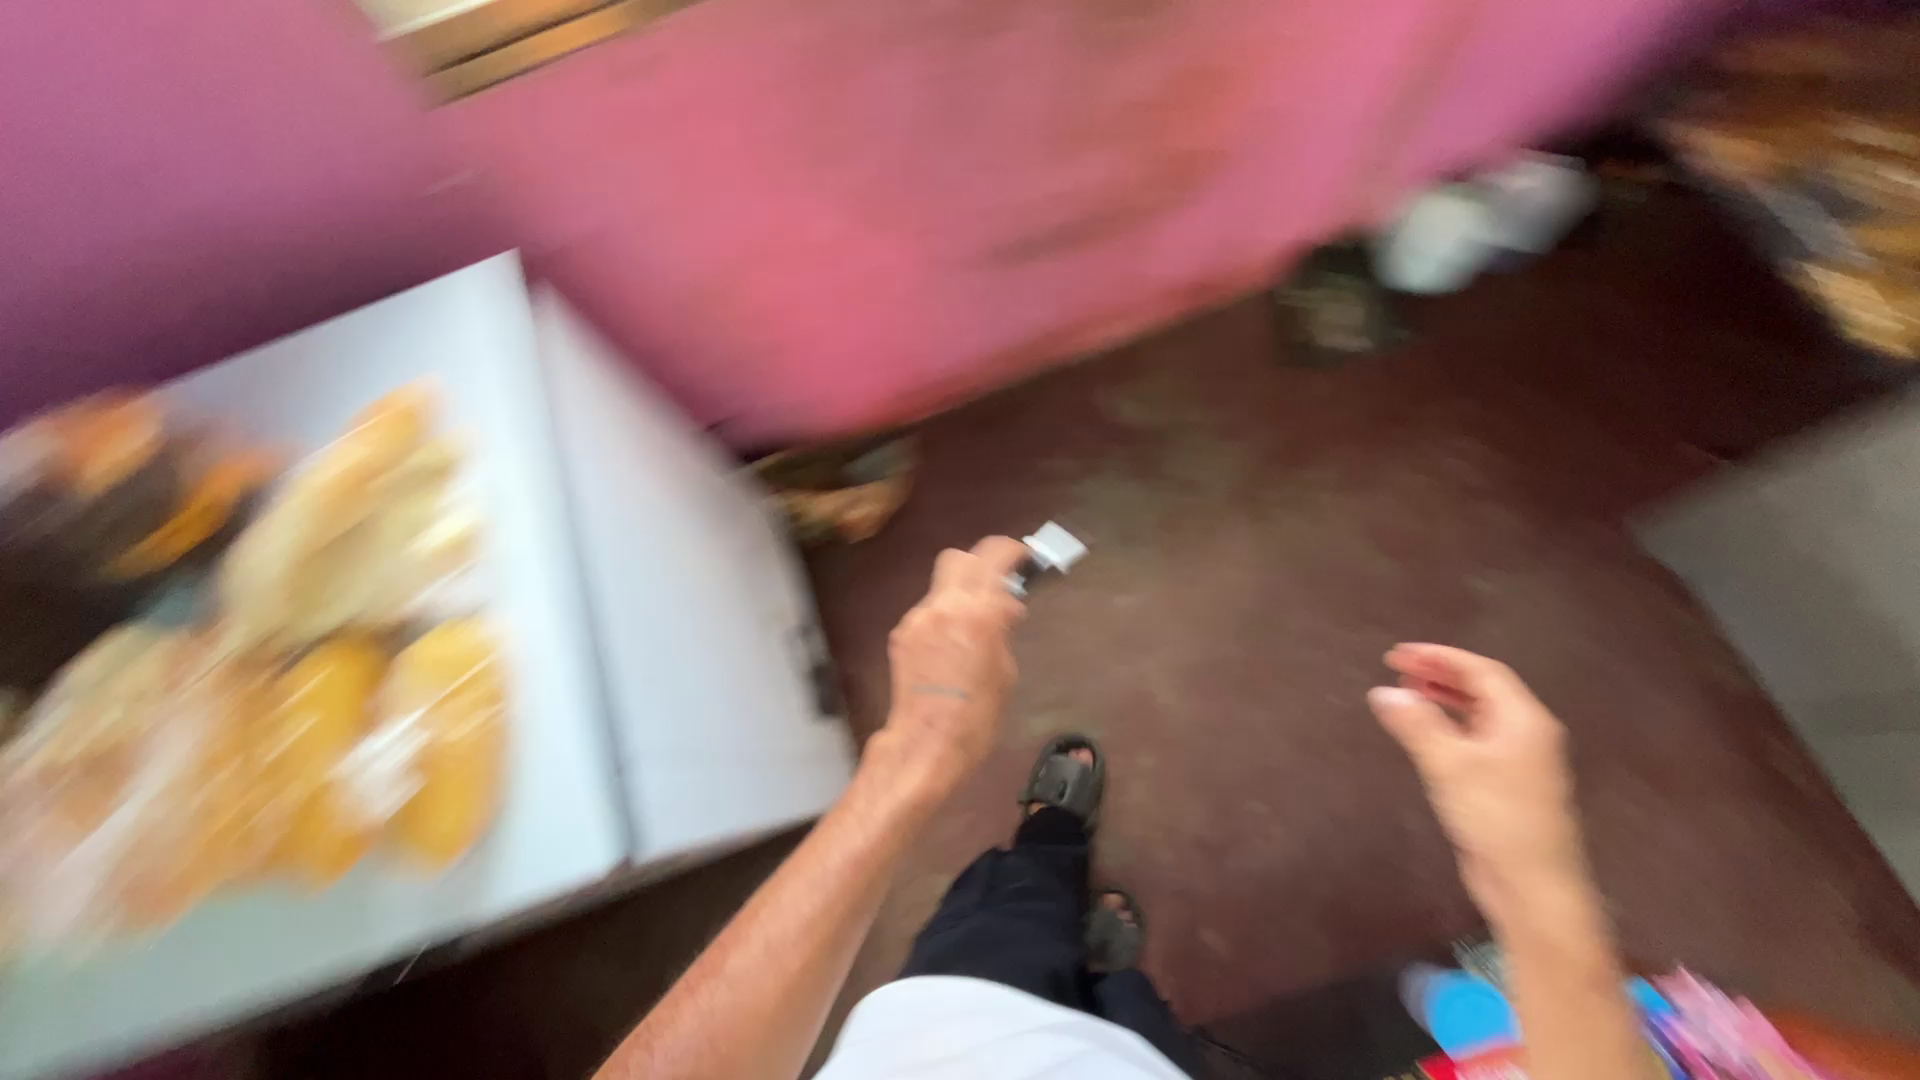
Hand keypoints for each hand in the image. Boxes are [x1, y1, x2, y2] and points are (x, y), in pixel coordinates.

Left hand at [873, 536, 1029, 794]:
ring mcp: (917, 619)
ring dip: (962, 594)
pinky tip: (951, 647)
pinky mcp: (901, 635)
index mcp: (978, 613)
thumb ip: (1002, 631)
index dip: (1012, 550)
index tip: (1023, 558)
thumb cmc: (977, 717)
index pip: (994, 556)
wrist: (926, 744)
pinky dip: (944, 618)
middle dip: (981, 564)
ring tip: (976, 625)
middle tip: (999, 585)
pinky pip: (928, 613)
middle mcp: (944, 606)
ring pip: (942, 586)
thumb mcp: (1005, 672)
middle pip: (960, 557)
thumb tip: (1004, 610)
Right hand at [1368, 644, 1585, 922]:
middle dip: (1439, 673)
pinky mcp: (1505, 786)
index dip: (1439, 656)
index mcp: (1523, 720)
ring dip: (1443, 698)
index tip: (1397, 654)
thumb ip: (1415, 724)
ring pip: (1478, 714)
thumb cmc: (1496, 817)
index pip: (1481, 671)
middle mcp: (1526, 734)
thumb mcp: (1449, 765)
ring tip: (1406, 692)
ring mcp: (1518, 762)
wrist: (1533, 887)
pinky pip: (1474, 739)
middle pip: (1482, 689)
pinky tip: (1424, 733)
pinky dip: (1447, 725)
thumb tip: (1382, 691)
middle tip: (1396, 667)